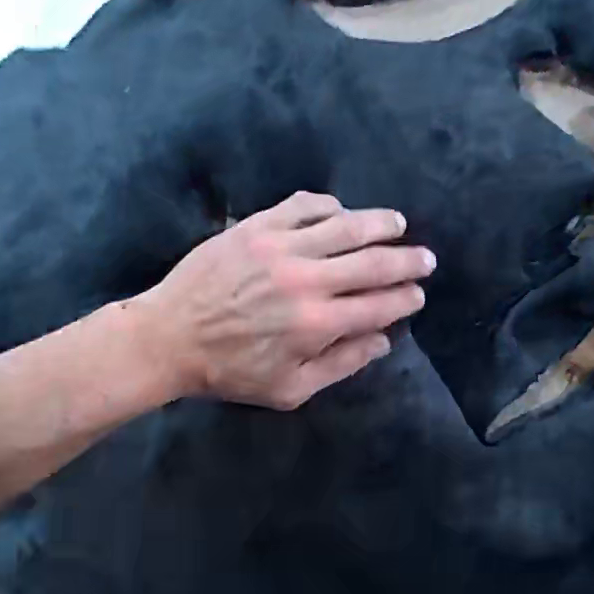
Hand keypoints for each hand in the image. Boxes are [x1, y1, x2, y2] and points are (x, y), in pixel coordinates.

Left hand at [131, 192, 435, 409]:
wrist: (166, 338)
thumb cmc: (230, 370)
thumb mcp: (289, 389)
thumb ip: (342, 365)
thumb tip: (385, 339)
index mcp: (316, 325)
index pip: (381, 305)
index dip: (407, 298)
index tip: (418, 294)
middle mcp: (307, 282)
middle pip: (376, 263)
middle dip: (410, 260)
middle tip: (426, 259)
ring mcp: (281, 249)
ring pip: (348, 226)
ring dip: (382, 224)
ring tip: (399, 224)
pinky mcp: (257, 227)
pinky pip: (306, 205)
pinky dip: (332, 206)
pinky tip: (342, 213)